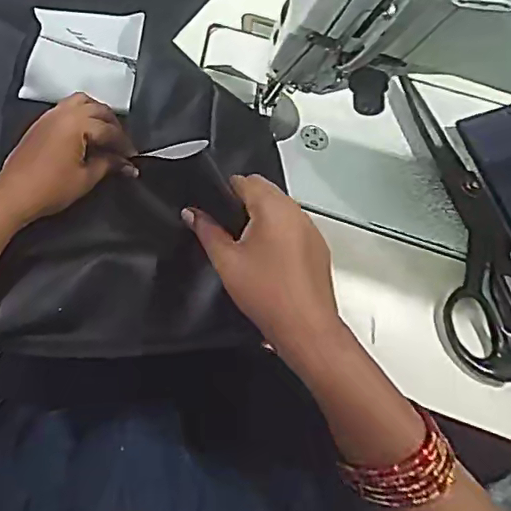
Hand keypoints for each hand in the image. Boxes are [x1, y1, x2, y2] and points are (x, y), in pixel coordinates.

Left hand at [0, 94, 136, 224]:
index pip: (109, 129)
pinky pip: (66, 108)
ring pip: (81, 102)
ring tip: (105, 133)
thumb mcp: (85, 178)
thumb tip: (125, 164)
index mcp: (76, 123)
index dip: (124, 144)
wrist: (13, 195)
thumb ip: (108, 165)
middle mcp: (63, 113)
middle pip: (97, 109)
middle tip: (122, 145)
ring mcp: (49, 116)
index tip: (132, 157)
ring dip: (96, 114)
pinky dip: (80, 114)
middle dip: (113, 125)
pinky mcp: (40, 124)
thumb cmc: (50, 188)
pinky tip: (84, 132)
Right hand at [185, 174, 344, 363]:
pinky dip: (278, 232)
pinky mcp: (318, 248)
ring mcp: (311, 230)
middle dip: (243, 203)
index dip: (224, 191)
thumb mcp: (225, 260)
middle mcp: (297, 213)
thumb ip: (206, 230)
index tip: (213, 209)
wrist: (306, 330)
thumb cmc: (269, 296)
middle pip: (265, 191)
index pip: (245, 180)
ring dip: (262, 217)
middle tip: (226, 228)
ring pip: (281, 208)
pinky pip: (294, 227)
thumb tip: (192, 213)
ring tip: (244, 245)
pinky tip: (266, 258)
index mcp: (274, 208)